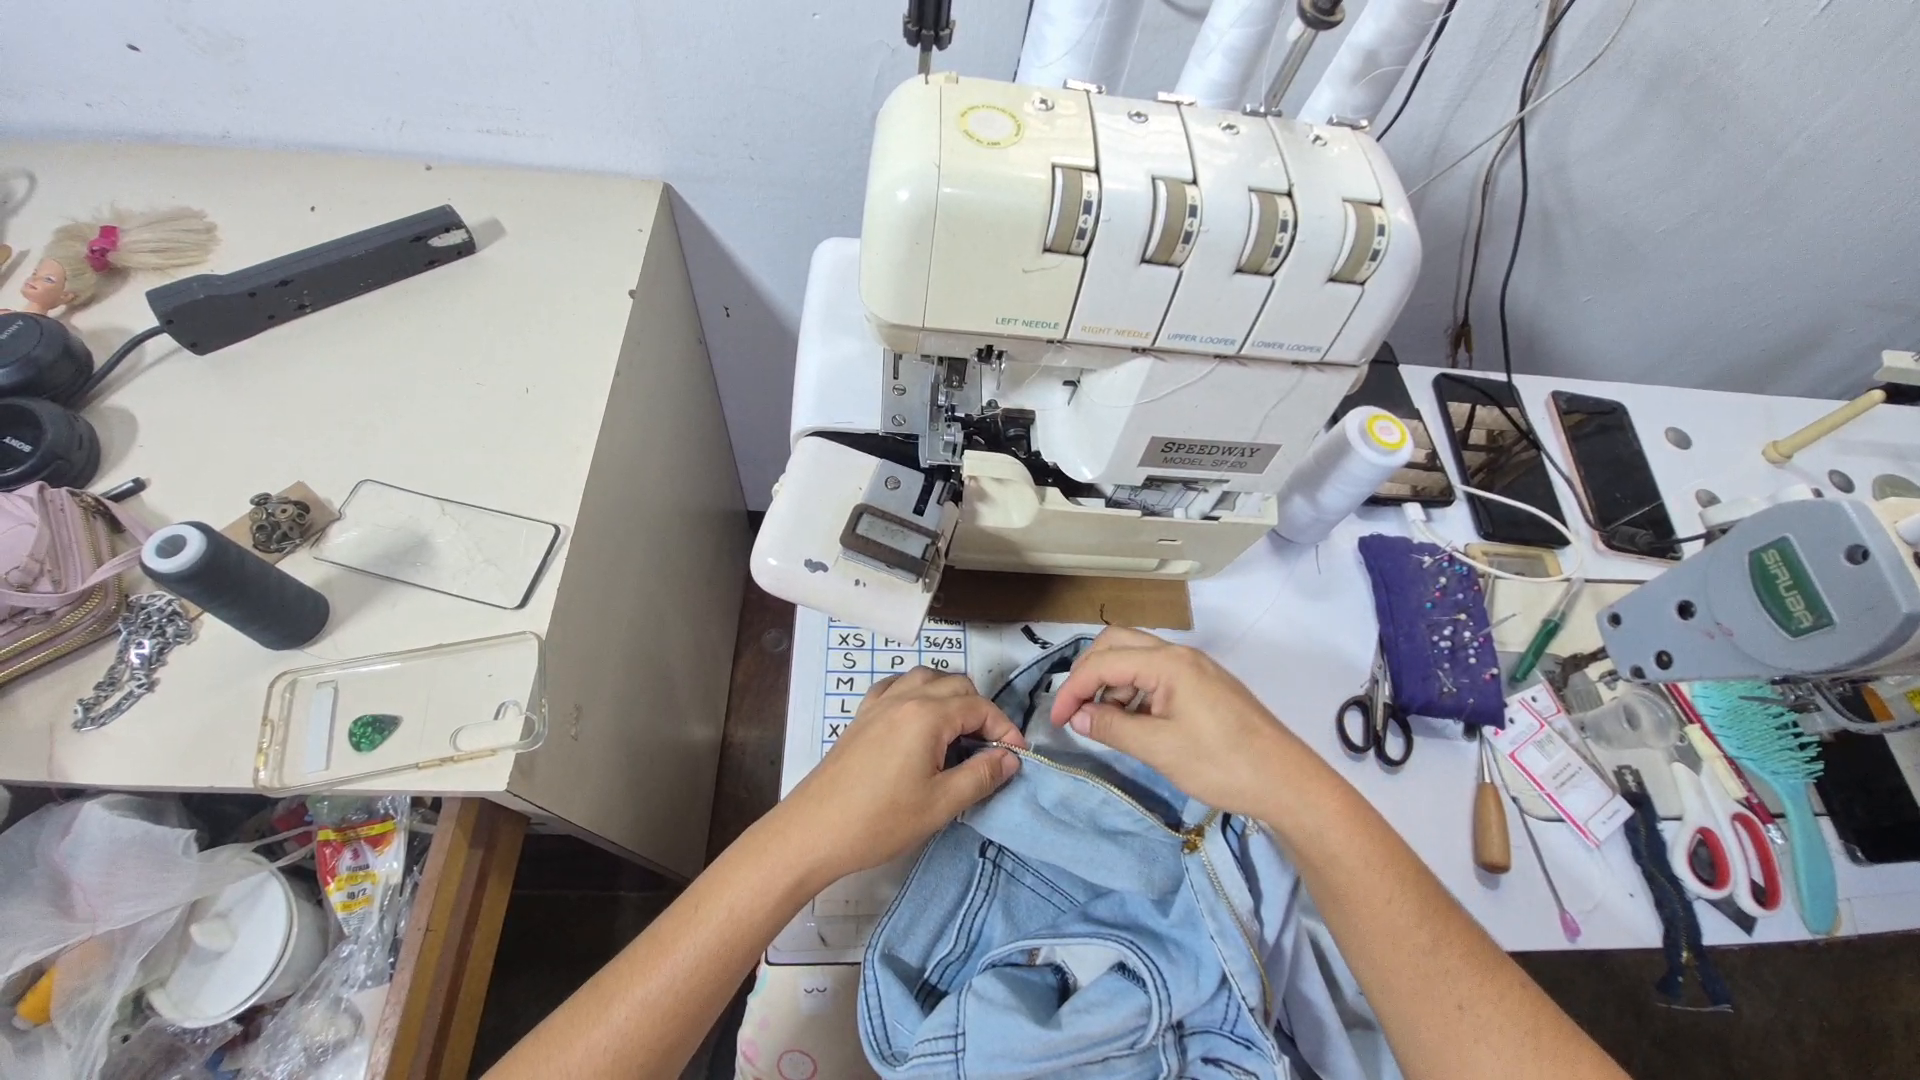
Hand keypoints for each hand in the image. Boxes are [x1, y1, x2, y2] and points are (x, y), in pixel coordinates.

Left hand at [774, 667, 1025, 883]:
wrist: (814, 831)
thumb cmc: (880, 821)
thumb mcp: (941, 804)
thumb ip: (981, 775)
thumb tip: (1010, 758)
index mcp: (927, 715)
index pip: (979, 706)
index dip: (1003, 729)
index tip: (1014, 757)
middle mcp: (903, 698)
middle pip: (956, 684)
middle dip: (980, 711)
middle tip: (988, 749)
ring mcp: (878, 704)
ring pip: (925, 678)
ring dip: (949, 697)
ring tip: (956, 733)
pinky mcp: (860, 717)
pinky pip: (895, 687)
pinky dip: (915, 694)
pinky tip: (917, 721)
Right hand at [1049, 627, 1305, 816]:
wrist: (1288, 783)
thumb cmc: (1222, 765)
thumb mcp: (1159, 749)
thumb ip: (1113, 727)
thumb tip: (1077, 716)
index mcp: (1169, 663)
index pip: (1104, 662)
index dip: (1073, 688)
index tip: (1057, 720)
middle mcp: (1181, 655)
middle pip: (1118, 644)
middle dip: (1089, 672)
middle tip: (1077, 709)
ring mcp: (1196, 668)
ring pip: (1137, 658)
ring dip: (1112, 682)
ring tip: (1105, 722)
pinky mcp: (1205, 686)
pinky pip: (1156, 675)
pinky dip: (1135, 691)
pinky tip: (1134, 722)